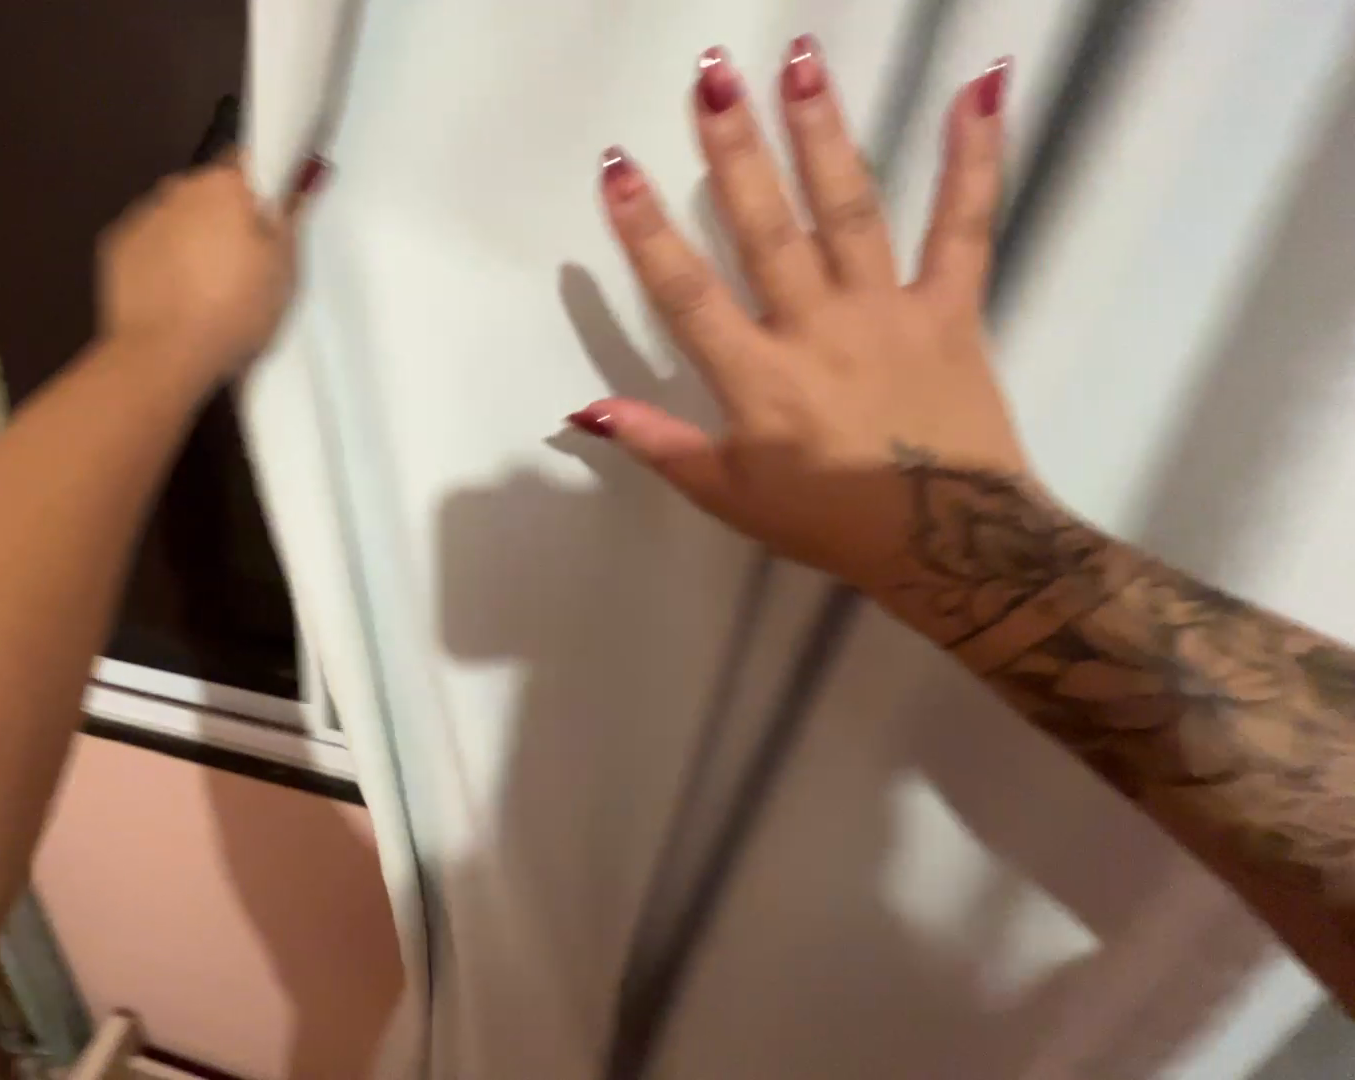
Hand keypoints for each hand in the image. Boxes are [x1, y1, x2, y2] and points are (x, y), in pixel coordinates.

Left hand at [98, 154, 322, 379]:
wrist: (163, 355)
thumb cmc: (235, 309)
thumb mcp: (283, 270)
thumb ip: (289, 219)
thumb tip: (297, 181)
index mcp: (224, 185)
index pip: (249, 162)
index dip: (265, 186)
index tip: (273, 217)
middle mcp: (177, 188)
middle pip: (210, 193)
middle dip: (225, 217)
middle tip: (243, 265)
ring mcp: (141, 216)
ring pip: (177, 219)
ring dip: (192, 239)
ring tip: (205, 288)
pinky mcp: (114, 248)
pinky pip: (149, 246)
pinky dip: (162, 262)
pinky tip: (174, 297)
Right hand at [574, 40, 1027, 598]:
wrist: (950, 542)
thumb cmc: (823, 519)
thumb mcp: (723, 491)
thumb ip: (655, 443)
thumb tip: (584, 410)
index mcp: (755, 378)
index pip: (687, 293)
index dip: (647, 231)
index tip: (617, 171)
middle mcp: (815, 329)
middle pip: (765, 229)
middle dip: (732, 153)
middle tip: (711, 78)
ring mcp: (887, 310)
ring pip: (849, 209)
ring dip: (821, 133)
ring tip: (800, 63)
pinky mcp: (952, 307)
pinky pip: (966, 225)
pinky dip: (974, 158)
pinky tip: (979, 90)